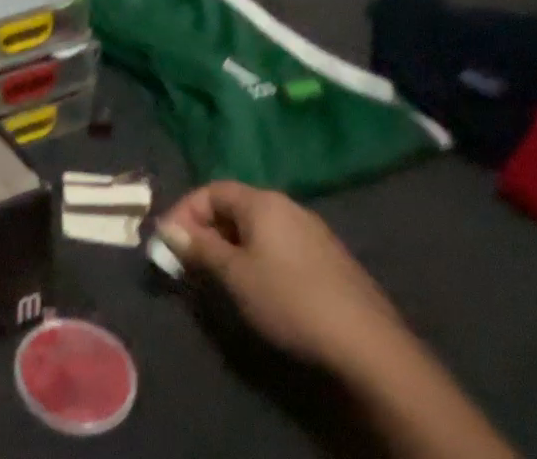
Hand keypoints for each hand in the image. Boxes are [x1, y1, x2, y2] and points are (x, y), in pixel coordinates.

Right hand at [157, 180, 406, 372]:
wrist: (368, 347)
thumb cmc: (289, 299)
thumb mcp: (233, 274)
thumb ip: (198, 247)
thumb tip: (168, 229)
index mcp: (264, 203)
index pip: (211, 190)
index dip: (184, 212)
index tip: (168, 242)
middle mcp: (290, 209)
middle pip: (235, 207)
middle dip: (205, 230)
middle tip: (188, 261)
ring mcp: (315, 234)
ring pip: (258, 229)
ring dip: (230, 246)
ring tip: (217, 276)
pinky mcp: (330, 261)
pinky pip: (280, 247)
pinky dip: (257, 258)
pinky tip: (256, 287)